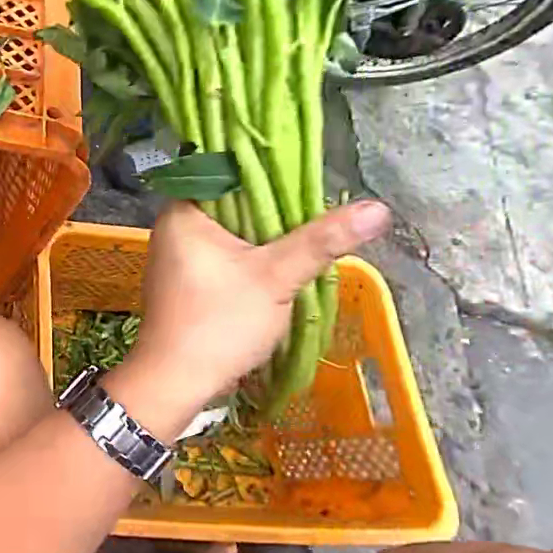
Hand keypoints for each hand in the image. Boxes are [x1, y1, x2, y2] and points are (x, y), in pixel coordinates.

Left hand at [104, 199, 390, 437]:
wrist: (174, 380)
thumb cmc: (218, 322)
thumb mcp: (275, 277)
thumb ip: (321, 240)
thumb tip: (378, 208)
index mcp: (183, 212)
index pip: (230, 172)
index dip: (272, 172)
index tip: (311, 177)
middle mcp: (174, 226)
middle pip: (234, 203)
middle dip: (275, 209)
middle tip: (319, 208)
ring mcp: (178, 254)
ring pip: (232, 232)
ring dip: (266, 237)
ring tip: (309, 233)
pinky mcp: (186, 279)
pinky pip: (225, 254)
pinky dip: (251, 257)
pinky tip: (280, 263)